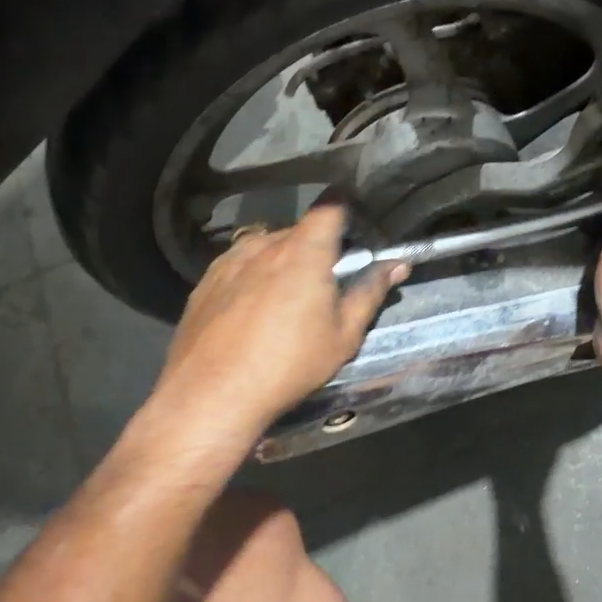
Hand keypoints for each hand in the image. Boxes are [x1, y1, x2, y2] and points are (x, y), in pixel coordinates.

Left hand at [137, 206, 405, 461]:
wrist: (211, 395)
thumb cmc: (289, 364)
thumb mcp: (343, 335)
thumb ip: (370, 292)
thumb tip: (397, 265)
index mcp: (304, 250)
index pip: (330, 206)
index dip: (347, 210)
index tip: (357, 229)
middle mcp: (263, 244)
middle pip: (299, 231)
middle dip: (317, 248)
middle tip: (328, 282)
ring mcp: (229, 261)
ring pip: (266, 247)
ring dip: (283, 262)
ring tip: (288, 300)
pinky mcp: (205, 282)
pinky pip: (240, 266)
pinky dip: (254, 277)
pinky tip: (254, 312)